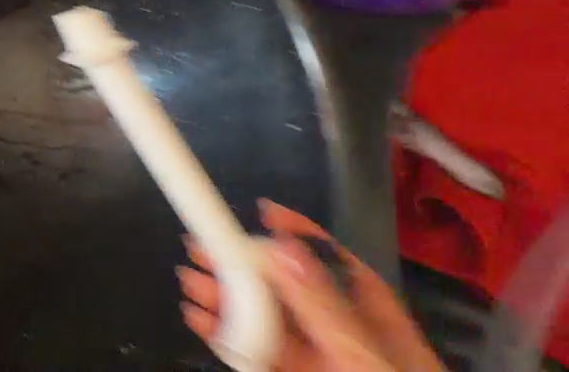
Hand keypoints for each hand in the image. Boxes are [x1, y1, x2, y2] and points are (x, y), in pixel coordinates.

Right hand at [178, 200, 444, 371]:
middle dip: (242, 264)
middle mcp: (346, 342)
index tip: (265, 211)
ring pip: (265, 319)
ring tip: (189, 281)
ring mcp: (319, 365)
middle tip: (200, 244)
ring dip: (224, 296)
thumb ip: (326, 311)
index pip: (341, 271)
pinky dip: (223, 334)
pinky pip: (255, 353)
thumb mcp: (365, 363)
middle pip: (289, 290)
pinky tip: (199, 319)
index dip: (303, 238)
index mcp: (379, 332)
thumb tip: (284, 249)